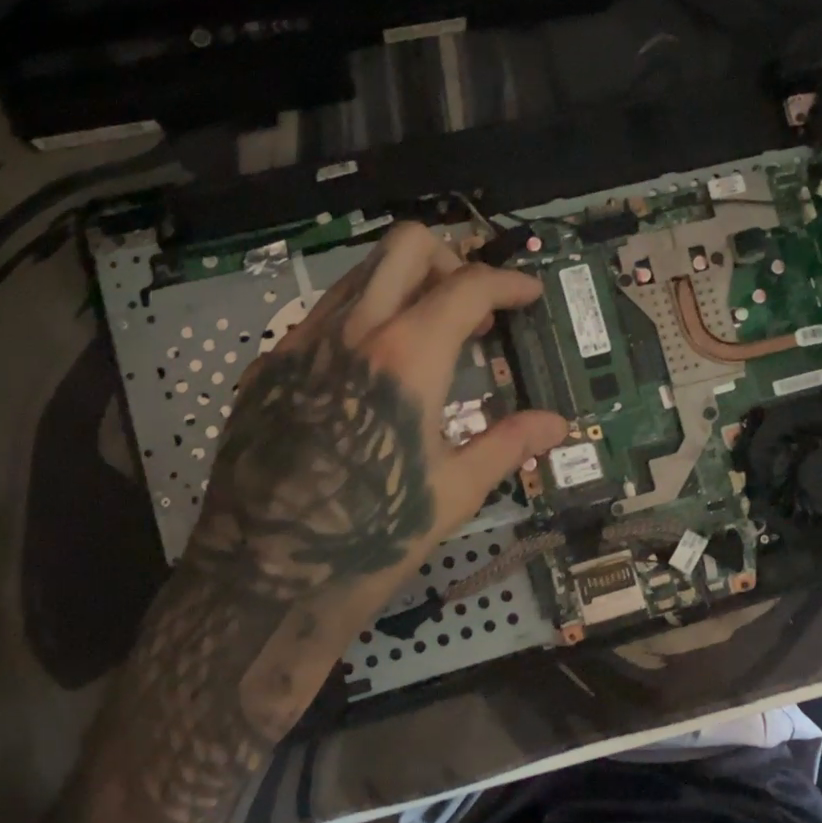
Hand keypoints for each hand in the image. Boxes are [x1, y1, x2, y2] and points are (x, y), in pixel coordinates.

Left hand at [199, 222, 567, 642]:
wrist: (263, 577)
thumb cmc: (370, 536)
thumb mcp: (452, 492)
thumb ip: (508, 444)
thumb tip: (558, 423)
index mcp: (404, 355)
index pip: (467, 286)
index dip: (508, 283)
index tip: (528, 296)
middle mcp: (350, 329)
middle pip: (406, 246)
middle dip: (450, 260)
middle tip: (473, 306)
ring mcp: (300, 342)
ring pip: (360, 274)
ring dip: (404, 286)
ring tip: (430, 337)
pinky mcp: (269, 367)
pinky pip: (324, 315)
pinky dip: (364, 318)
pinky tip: (375, 372)